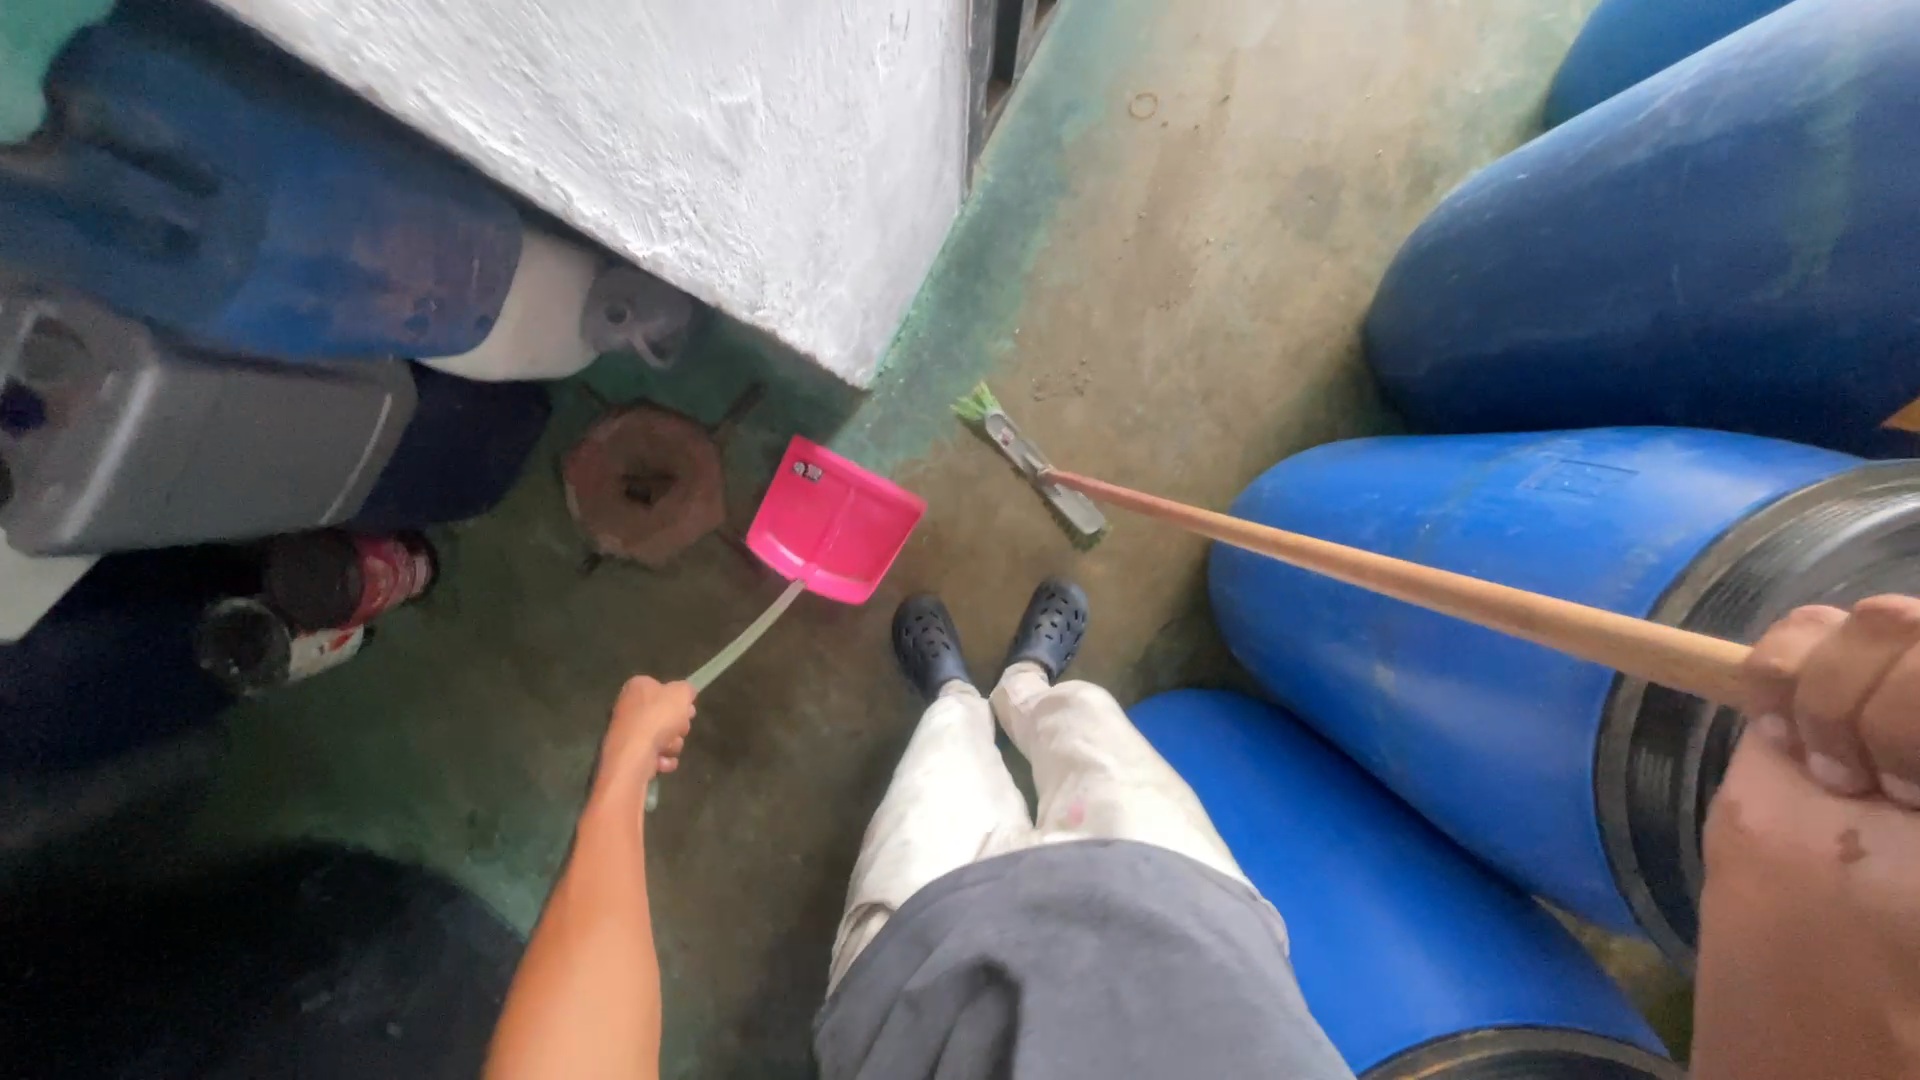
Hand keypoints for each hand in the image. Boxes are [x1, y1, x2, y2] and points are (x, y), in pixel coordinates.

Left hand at [594, 676, 695, 797]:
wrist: (634, 753)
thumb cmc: (658, 717)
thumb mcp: (681, 693)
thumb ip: (687, 689)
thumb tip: (686, 693)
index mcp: (637, 687)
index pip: (663, 688)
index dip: (679, 700)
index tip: (689, 710)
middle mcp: (629, 707)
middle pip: (664, 715)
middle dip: (678, 726)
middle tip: (680, 729)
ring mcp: (627, 732)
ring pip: (663, 736)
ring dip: (672, 744)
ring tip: (667, 747)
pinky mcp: (629, 754)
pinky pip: (655, 754)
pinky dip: (663, 759)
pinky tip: (663, 760)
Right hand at [1691, 597, 1919, 1077]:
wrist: (1824, 909)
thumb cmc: (1915, 889)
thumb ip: (1918, 732)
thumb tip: (1899, 656)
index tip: (1919, 786)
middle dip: (1901, 710)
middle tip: (1897, 787)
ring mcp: (1883, 680)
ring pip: (1870, 622)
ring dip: (1846, 705)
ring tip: (1847, 769)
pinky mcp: (1806, 678)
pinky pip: (1795, 631)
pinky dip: (1783, 678)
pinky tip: (1793, 734)